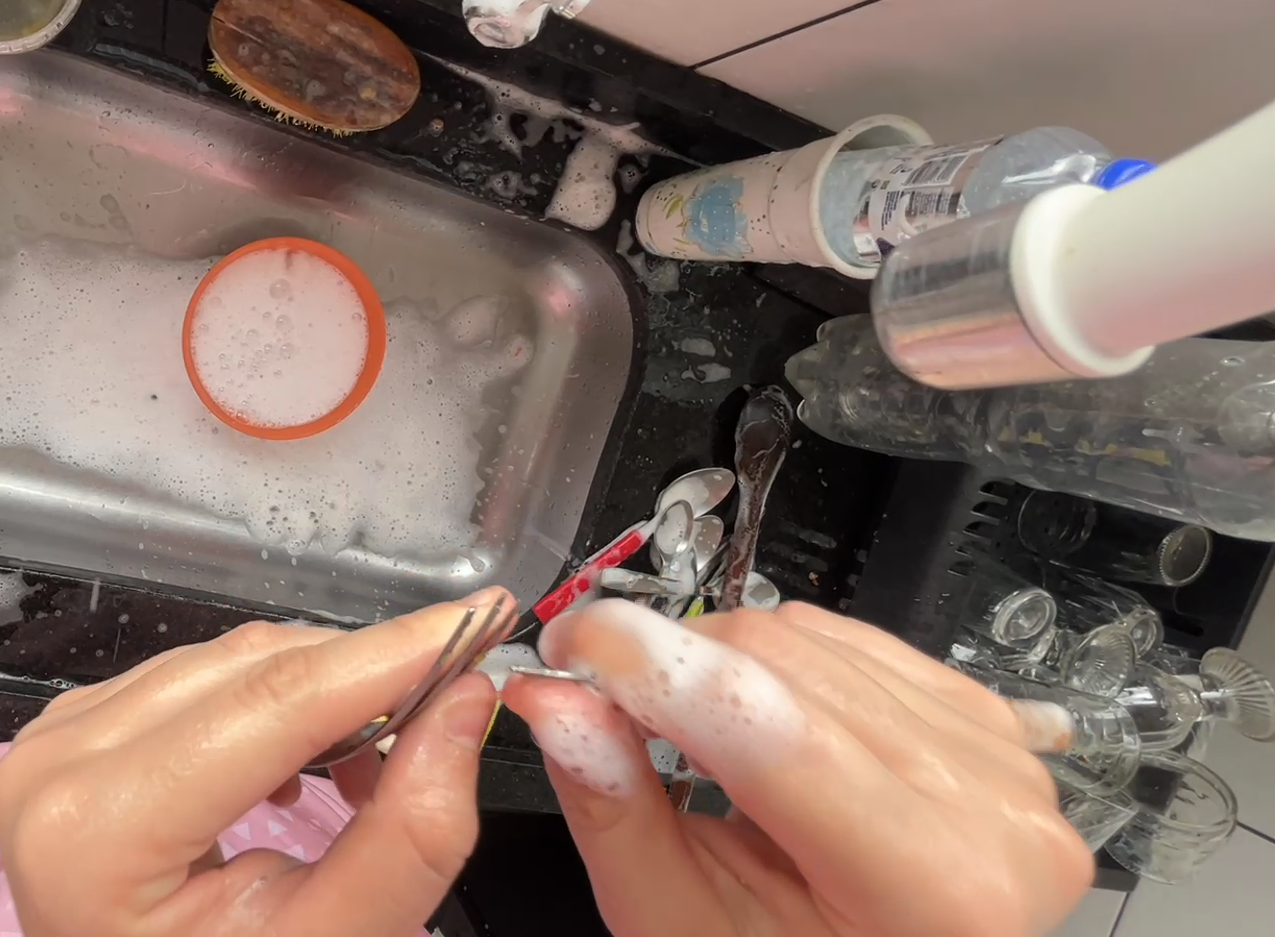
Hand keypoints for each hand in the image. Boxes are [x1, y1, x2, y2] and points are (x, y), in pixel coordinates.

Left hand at [0, 588, 513, 936]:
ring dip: (328, 684)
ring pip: (234, 658)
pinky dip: (278, 694)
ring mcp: (64, 727)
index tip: (480, 616)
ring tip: (384, 747)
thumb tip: (464, 704)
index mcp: (96, 829)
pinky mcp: (83, 718)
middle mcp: (63, 754)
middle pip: (255, 668)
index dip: (391, 652)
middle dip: (369, 669)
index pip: (275, 703)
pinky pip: (204, 672)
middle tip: (454, 686)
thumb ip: (405, 837)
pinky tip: (312, 750)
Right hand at [503, 599, 1091, 936]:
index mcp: (927, 883)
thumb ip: (609, 804)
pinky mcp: (973, 710)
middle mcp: (985, 800)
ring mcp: (990, 746)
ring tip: (693, 738)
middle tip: (607, 707)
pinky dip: (759, 660)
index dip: (638, 661)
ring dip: (707, 661)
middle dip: (661, 663)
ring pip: (788, 630)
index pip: (753, 715)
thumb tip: (547, 694)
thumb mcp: (671, 922)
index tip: (560, 651)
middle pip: (764, 654)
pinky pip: (828, 632)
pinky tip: (756, 724)